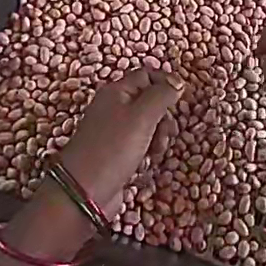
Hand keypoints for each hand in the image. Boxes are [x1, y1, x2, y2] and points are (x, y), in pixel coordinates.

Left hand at [58, 68, 183, 214]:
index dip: (165, 82)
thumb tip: (176, 81)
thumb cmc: (113, 148)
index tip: (180, 96)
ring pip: (147, 124)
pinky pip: (140, 143)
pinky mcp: (116, 152)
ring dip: (159, 134)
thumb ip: (161, 95)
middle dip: (164, 114)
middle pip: (148, 101)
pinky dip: (148, 149)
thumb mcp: (141, 116)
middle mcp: (113, 107)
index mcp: (115, 92)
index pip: (145, 75)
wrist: (84, 191)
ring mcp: (114, 131)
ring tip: (157, 150)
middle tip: (166, 131)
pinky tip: (149, 160)